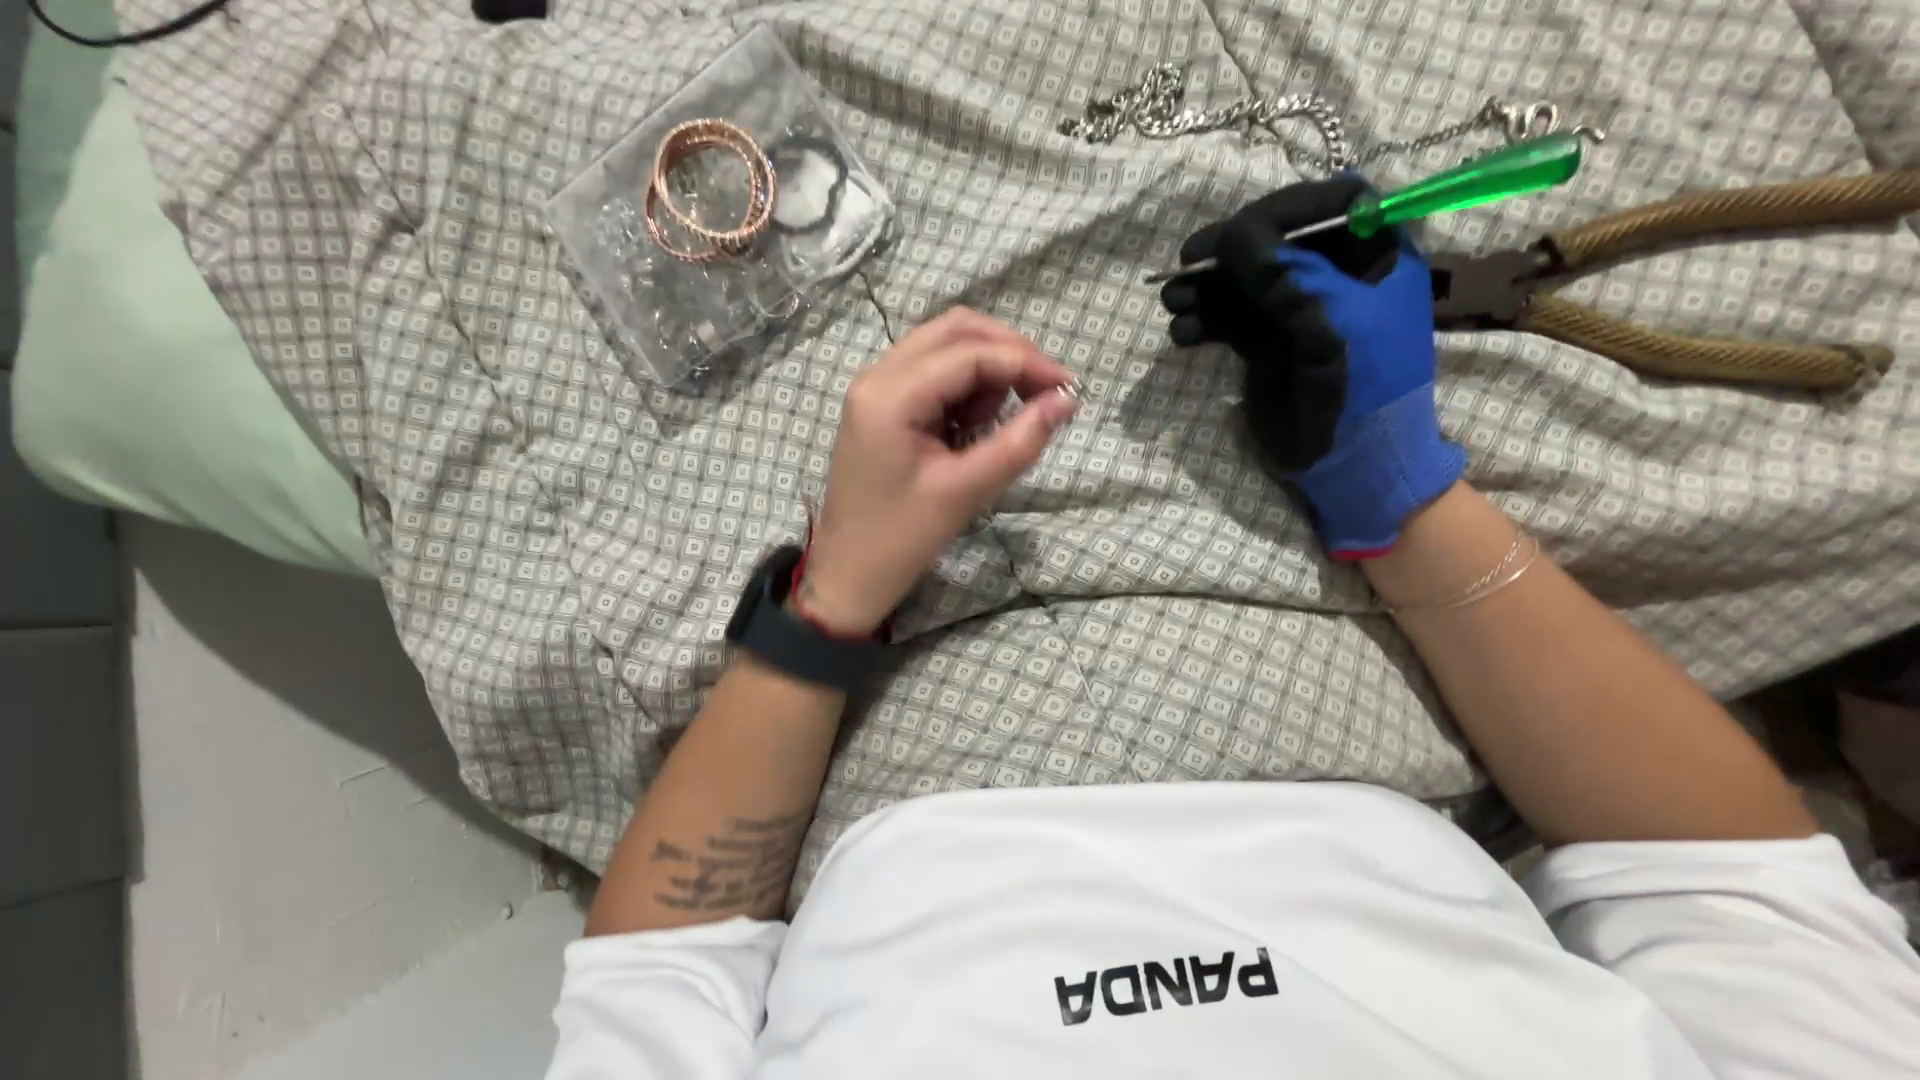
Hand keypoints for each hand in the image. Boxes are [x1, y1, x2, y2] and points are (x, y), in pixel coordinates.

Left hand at [798, 308, 1078, 634]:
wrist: (847, 575)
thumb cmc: (899, 540)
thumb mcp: (964, 492)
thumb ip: (1018, 443)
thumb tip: (1066, 402)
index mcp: (889, 395)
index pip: (970, 352)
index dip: (1026, 363)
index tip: (1069, 389)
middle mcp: (877, 376)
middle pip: (955, 329)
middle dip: (1008, 353)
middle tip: (1044, 392)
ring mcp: (875, 387)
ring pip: (944, 345)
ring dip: (986, 370)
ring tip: (997, 424)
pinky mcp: (882, 405)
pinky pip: (933, 372)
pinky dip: (965, 387)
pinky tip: (973, 428)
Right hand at [1160, 175, 1463, 558]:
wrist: (1353, 463)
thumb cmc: (1362, 385)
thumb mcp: (1330, 319)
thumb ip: (1283, 271)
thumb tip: (1231, 233)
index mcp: (1373, 260)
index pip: (1333, 205)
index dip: (1284, 209)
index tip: (1240, 227)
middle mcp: (1334, 277)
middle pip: (1275, 241)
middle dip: (1228, 252)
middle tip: (1188, 262)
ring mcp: (1296, 311)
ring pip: (1243, 281)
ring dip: (1204, 287)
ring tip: (1173, 302)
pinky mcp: (1265, 345)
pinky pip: (1227, 319)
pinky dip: (1202, 321)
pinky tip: (1183, 334)